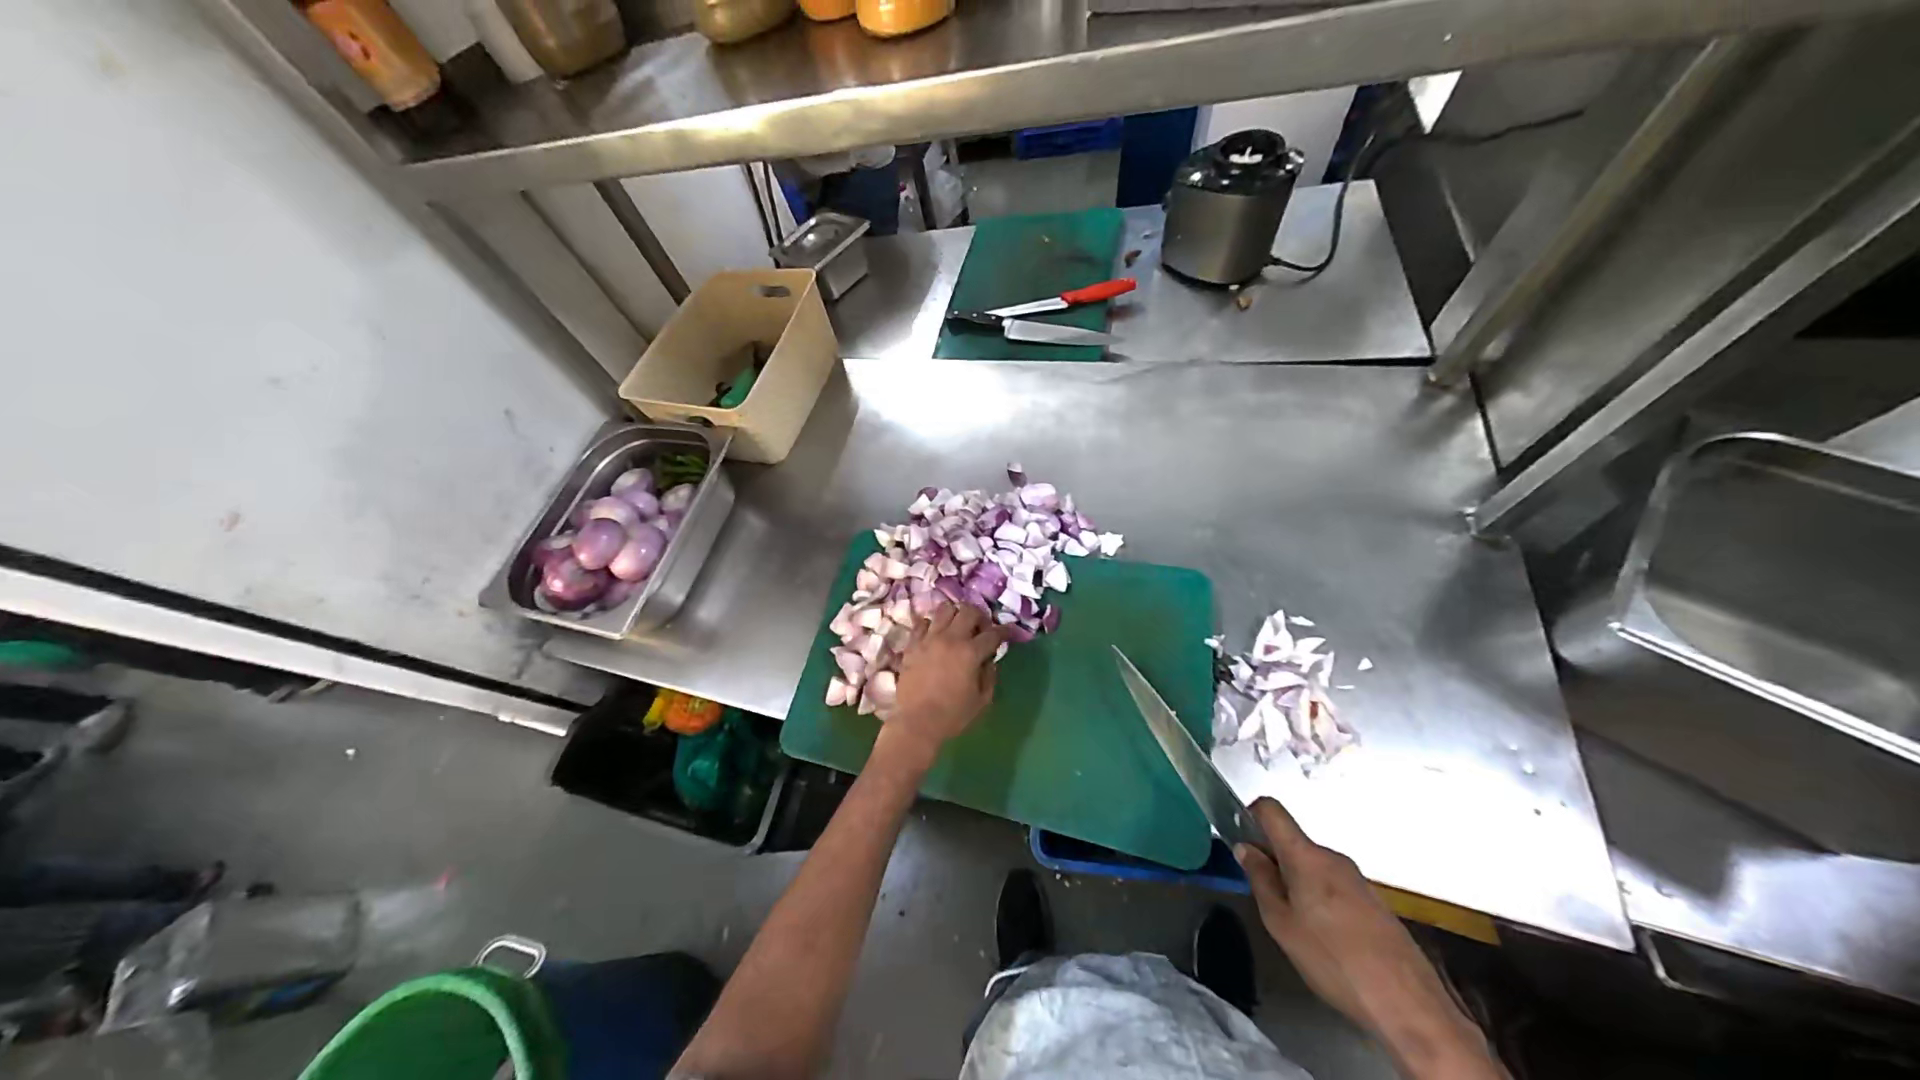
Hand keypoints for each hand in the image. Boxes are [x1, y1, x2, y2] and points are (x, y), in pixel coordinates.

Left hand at [883, 603, 1003, 765]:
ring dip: (955, 615)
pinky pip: (922, 623)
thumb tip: (989, 660)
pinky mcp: (912, 644)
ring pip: (944, 609)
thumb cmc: (953, 715)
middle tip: (980, 630)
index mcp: (970, 652)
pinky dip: (932, 625)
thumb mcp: (982, 700)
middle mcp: (950, 638)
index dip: (1004, 631)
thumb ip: (989, 675)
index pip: (993, 633)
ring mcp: (929, 639)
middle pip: (969, 611)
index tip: (1007, 633)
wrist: (917, 722)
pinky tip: (935, 636)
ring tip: (957, 628)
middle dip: (980, 617)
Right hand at [1236, 798, 1502, 1079]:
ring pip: (1313, 867)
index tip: (1239, 837)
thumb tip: (1246, 849)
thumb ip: (1260, 880)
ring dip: (1295, 883)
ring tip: (1293, 925)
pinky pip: (1334, 886)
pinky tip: (1322, 938)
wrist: (1407, 1004)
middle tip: (1263, 897)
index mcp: (1306, 856)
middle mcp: (1333, 858)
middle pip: (1292, 842)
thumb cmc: (1333, 960)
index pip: (1272, 810)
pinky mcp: (1374, 903)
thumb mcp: (1281, 923)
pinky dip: (1319, 899)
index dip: (1250, 814)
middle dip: (1272, 860)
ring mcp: (1357, 880)